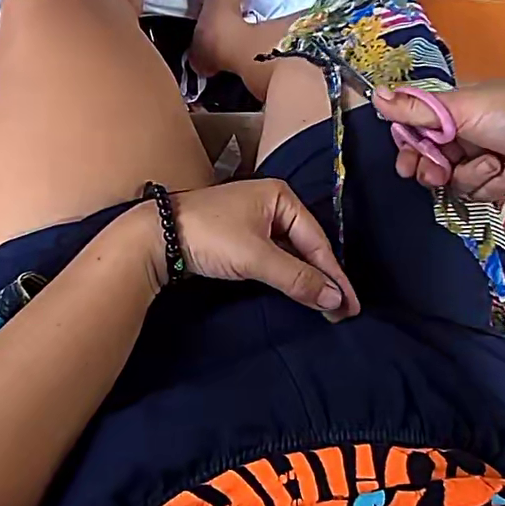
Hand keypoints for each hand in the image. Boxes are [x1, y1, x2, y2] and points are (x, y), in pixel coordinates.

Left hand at [145, 180, 359, 319]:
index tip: (350, 303)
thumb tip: (335, 299)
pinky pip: (275, 258)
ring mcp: (257, 221)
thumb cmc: (209, 236)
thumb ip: (297, 278)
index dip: (334, 274)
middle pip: (307, 247)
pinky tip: (300, 293)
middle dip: (324, 278)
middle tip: (344, 309)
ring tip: (327, 306)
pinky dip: (288, 276)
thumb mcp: (256, 257)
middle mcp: (273, 204)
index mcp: (280, 197)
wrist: (154, 237)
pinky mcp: (243, 238)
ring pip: (291, 254)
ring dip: (307, 280)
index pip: (317, 240)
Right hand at [374, 81, 504, 200]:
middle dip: (437, 170)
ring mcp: (480, 161)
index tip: (409, 162)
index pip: (417, 133)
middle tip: (442, 172)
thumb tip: (376, 95)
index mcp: (454, 111)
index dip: (411, 151)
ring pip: (454, 183)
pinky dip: (494, 184)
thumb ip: (416, 109)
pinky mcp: (496, 183)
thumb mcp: (461, 108)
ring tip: (495, 164)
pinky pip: (477, 194)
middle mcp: (463, 136)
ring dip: (474, 176)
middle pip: (430, 163)